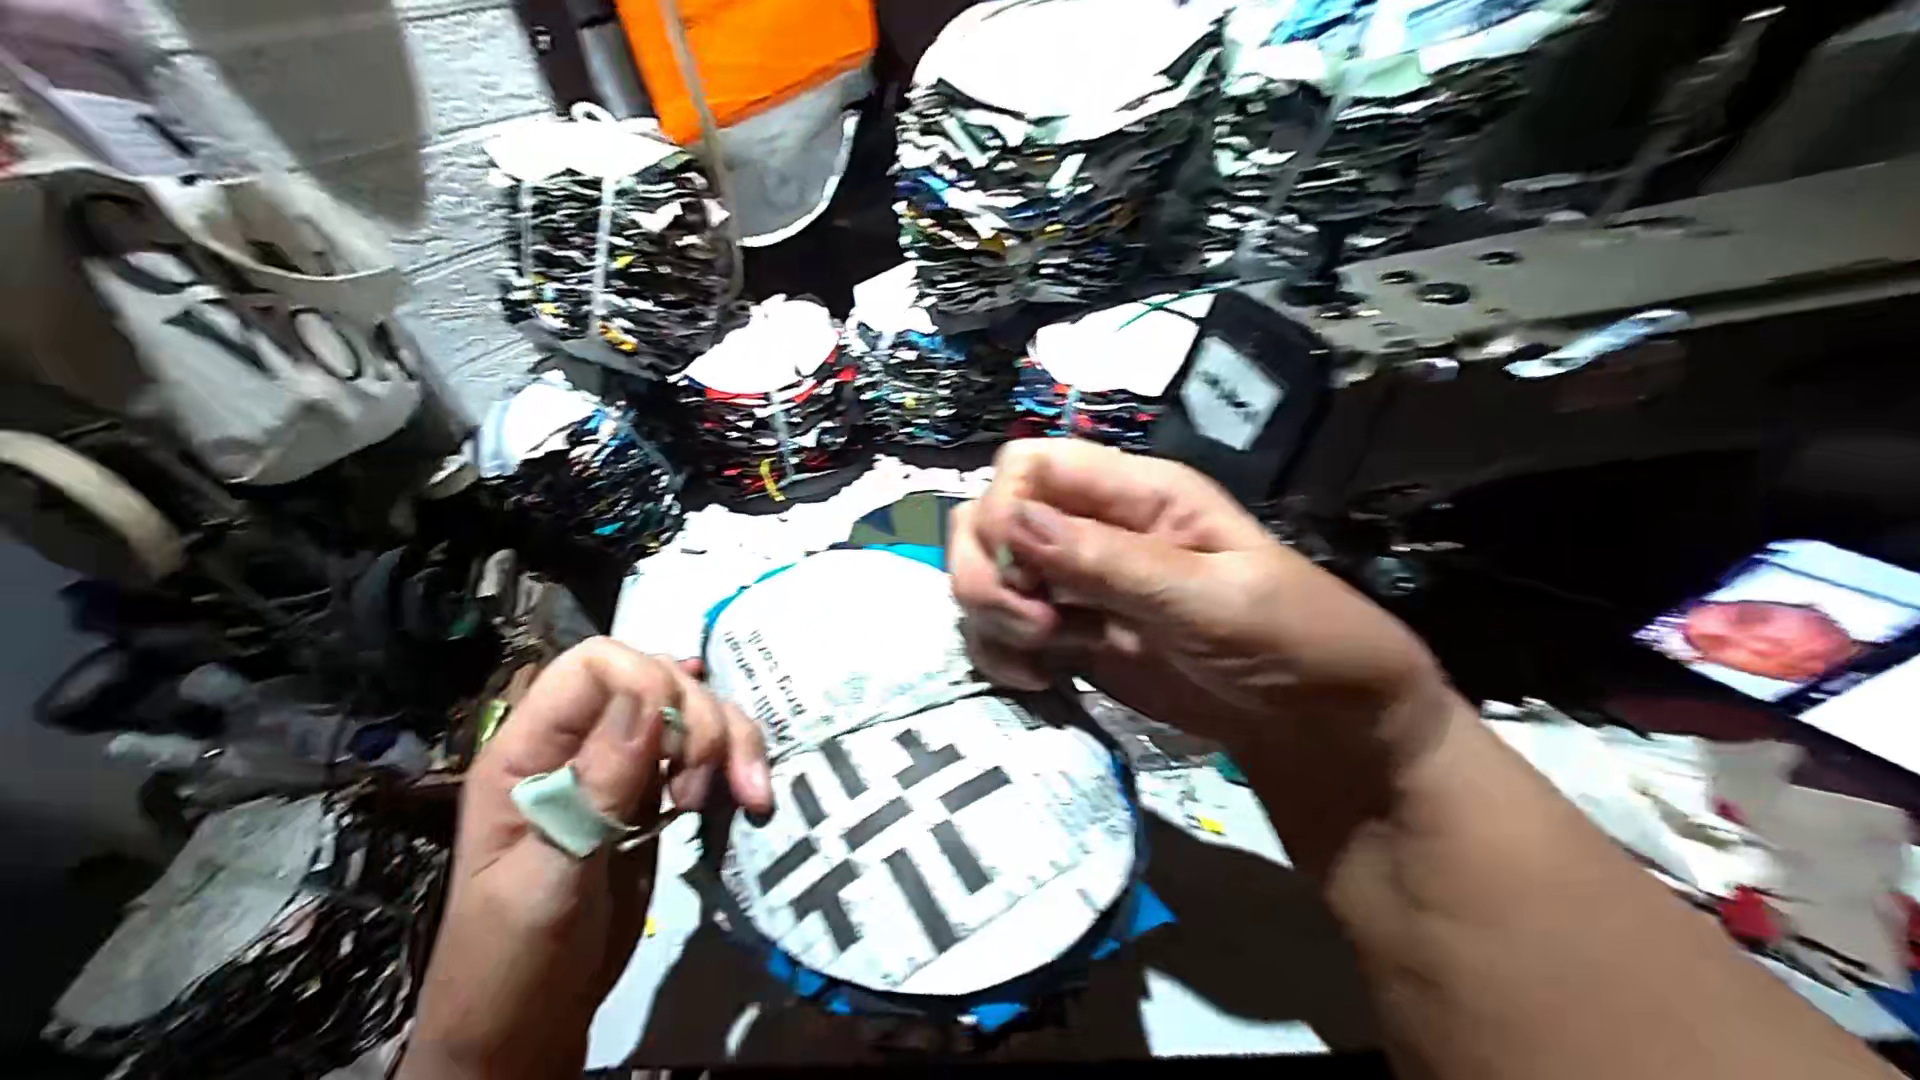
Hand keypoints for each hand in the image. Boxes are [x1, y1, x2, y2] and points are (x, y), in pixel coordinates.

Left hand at [402, 639, 771, 1079]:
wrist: (531, 1020)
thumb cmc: (512, 959)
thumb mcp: (545, 882)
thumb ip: (594, 789)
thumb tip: (645, 701)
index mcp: (529, 749)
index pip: (594, 666)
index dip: (646, 680)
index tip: (675, 744)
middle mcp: (584, 741)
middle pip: (661, 680)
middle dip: (700, 723)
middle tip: (698, 793)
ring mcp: (625, 763)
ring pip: (697, 710)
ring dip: (733, 742)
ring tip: (744, 797)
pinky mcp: (660, 790)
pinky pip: (711, 749)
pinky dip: (740, 761)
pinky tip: (750, 787)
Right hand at [948, 440, 1467, 873]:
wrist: (1313, 720)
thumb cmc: (1289, 638)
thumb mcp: (1211, 597)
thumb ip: (1111, 560)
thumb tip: (1012, 519)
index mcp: (1135, 493)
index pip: (1030, 465)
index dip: (1004, 507)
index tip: (1021, 571)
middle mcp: (1092, 529)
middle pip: (991, 518)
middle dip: (987, 570)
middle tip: (1031, 623)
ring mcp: (1075, 585)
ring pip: (987, 574)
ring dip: (990, 614)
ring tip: (1039, 656)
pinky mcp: (1068, 637)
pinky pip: (1001, 630)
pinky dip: (1000, 651)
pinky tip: (1037, 679)